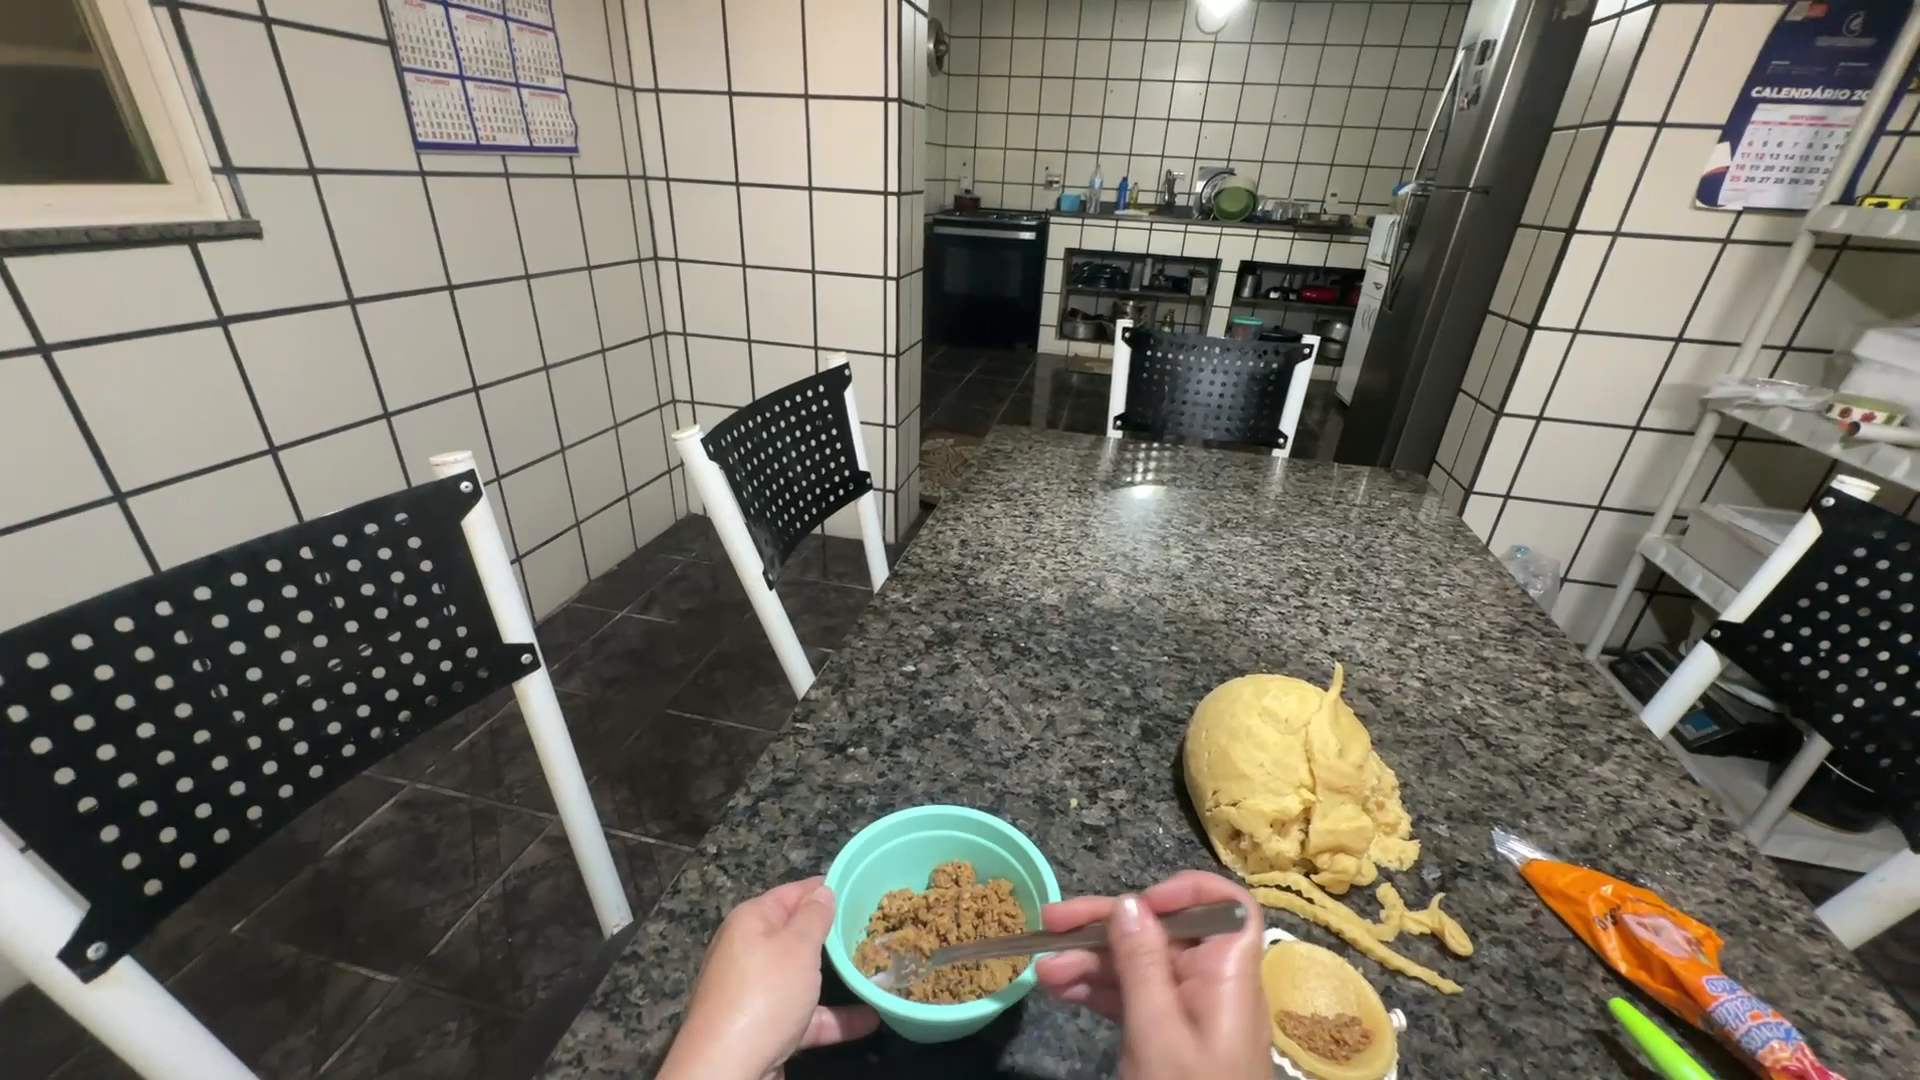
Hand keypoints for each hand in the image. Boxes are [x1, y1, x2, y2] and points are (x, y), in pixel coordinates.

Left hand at [658, 878, 878, 1079]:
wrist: (724, 1075)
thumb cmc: (764, 996)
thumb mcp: (797, 947)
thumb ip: (815, 916)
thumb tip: (823, 891)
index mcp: (752, 921)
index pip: (794, 892)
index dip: (825, 888)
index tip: (861, 887)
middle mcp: (749, 951)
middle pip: (797, 934)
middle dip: (834, 934)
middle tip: (873, 930)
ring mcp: (756, 993)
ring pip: (803, 976)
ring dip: (838, 977)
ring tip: (875, 971)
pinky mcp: (764, 1029)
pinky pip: (804, 1014)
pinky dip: (833, 1017)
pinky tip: (870, 1019)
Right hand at [1035, 871, 1268, 1079]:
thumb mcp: (1158, 1036)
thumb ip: (1142, 965)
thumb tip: (1130, 901)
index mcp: (1226, 975)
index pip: (1227, 908)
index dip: (1188, 891)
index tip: (1141, 902)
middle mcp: (1209, 984)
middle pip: (1162, 932)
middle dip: (1106, 925)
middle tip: (1051, 921)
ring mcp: (1186, 1012)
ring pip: (1138, 964)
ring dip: (1089, 960)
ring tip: (1042, 970)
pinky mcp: (1165, 1036)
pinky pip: (1130, 996)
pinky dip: (1096, 990)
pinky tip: (1059, 989)